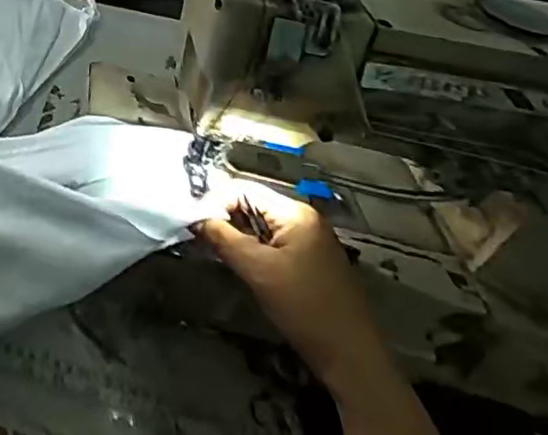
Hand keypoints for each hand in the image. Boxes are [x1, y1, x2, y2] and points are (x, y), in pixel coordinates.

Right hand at [195, 183, 382, 388]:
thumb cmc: (304, 309)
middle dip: (227, 220)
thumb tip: (196, 218)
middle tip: (202, 240)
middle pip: (254, 205)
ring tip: (218, 253)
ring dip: (240, 237)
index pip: (245, 190)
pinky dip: (256, 250)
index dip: (217, 203)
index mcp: (295, 213)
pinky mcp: (311, 260)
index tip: (195, 225)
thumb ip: (224, 240)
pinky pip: (275, 243)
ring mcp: (311, 239)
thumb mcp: (258, 272)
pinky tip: (245, 267)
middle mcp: (304, 218)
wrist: (351, 357)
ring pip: (263, 226)